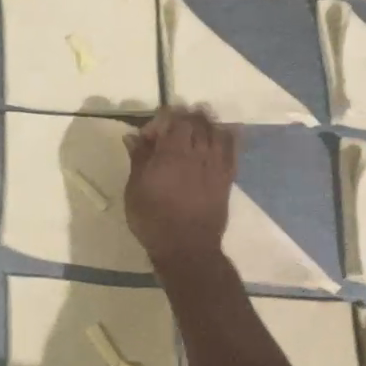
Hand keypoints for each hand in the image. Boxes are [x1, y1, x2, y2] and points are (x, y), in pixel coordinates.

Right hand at [125, 106, 237, 266]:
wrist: (186, 247)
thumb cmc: (152, 218)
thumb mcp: (135, 188)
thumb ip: (138, 159)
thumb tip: (133, 137)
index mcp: (172, 154)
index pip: (174, 119)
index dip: (161, 119)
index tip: (148, 136)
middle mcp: (198, 153)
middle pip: (197, 121)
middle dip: (182, 118)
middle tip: (169, 128)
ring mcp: (216, 164)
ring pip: (217, 130)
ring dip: (205, 124)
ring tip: (193, 129)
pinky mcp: (228, 176)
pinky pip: (232, 148)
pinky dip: (226, 136)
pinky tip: (219, 135)